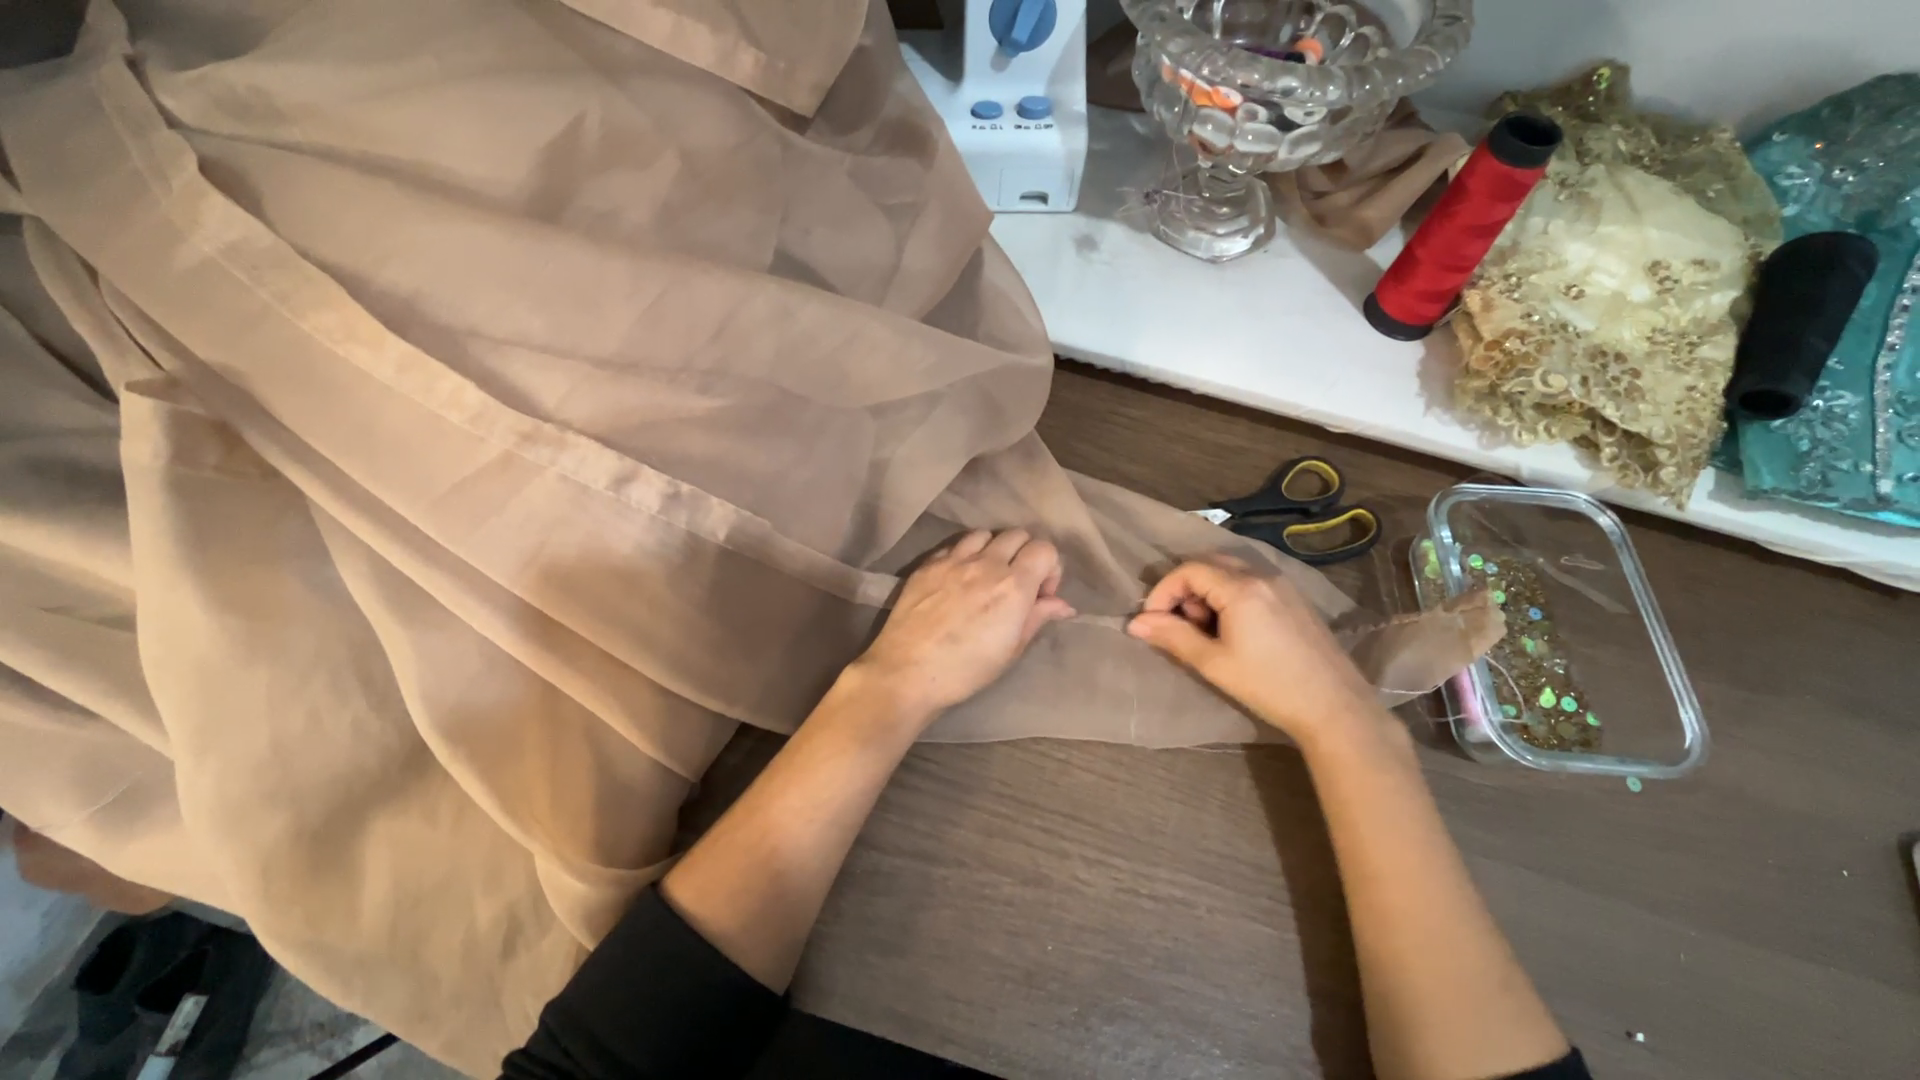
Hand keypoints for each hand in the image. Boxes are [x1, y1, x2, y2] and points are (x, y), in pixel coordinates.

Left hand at [854, 529, 1076, 717]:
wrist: (907, 672)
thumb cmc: (966, 670)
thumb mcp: (1011, 650)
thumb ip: (1037, 617)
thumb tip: (1063, 605)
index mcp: (1013, 585)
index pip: (1045, 550)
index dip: (1050, 568)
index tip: (1041, 594)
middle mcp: (986, 563)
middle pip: (1018, 535)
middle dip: (1025, 554)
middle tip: (1018, 583)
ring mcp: (954, 560)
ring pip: (985, 534)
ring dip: (994, 549)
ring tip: (987, 575)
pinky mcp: (928, 564)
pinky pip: (955, 544)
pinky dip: (965, 554)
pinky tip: (960, 577)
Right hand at [1127, 560, 1386, 748]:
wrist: (1333, 706)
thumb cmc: (1268, 685)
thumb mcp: (1213, 663)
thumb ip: (1172, 637)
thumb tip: (1135, 623)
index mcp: (1241, 587)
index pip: (1188, 570)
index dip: (1163, 591)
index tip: (1153, 622)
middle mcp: (1263, 576)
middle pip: (1210, 562)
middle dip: (1185, 588)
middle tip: (1180, 623)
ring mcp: (1283, 585)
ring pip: (1232, 571)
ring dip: (1208, 591)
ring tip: (1206, 630)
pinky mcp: (1296, 599)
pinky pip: (1252, 581)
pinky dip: (1231, 595)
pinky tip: (1234, 630)